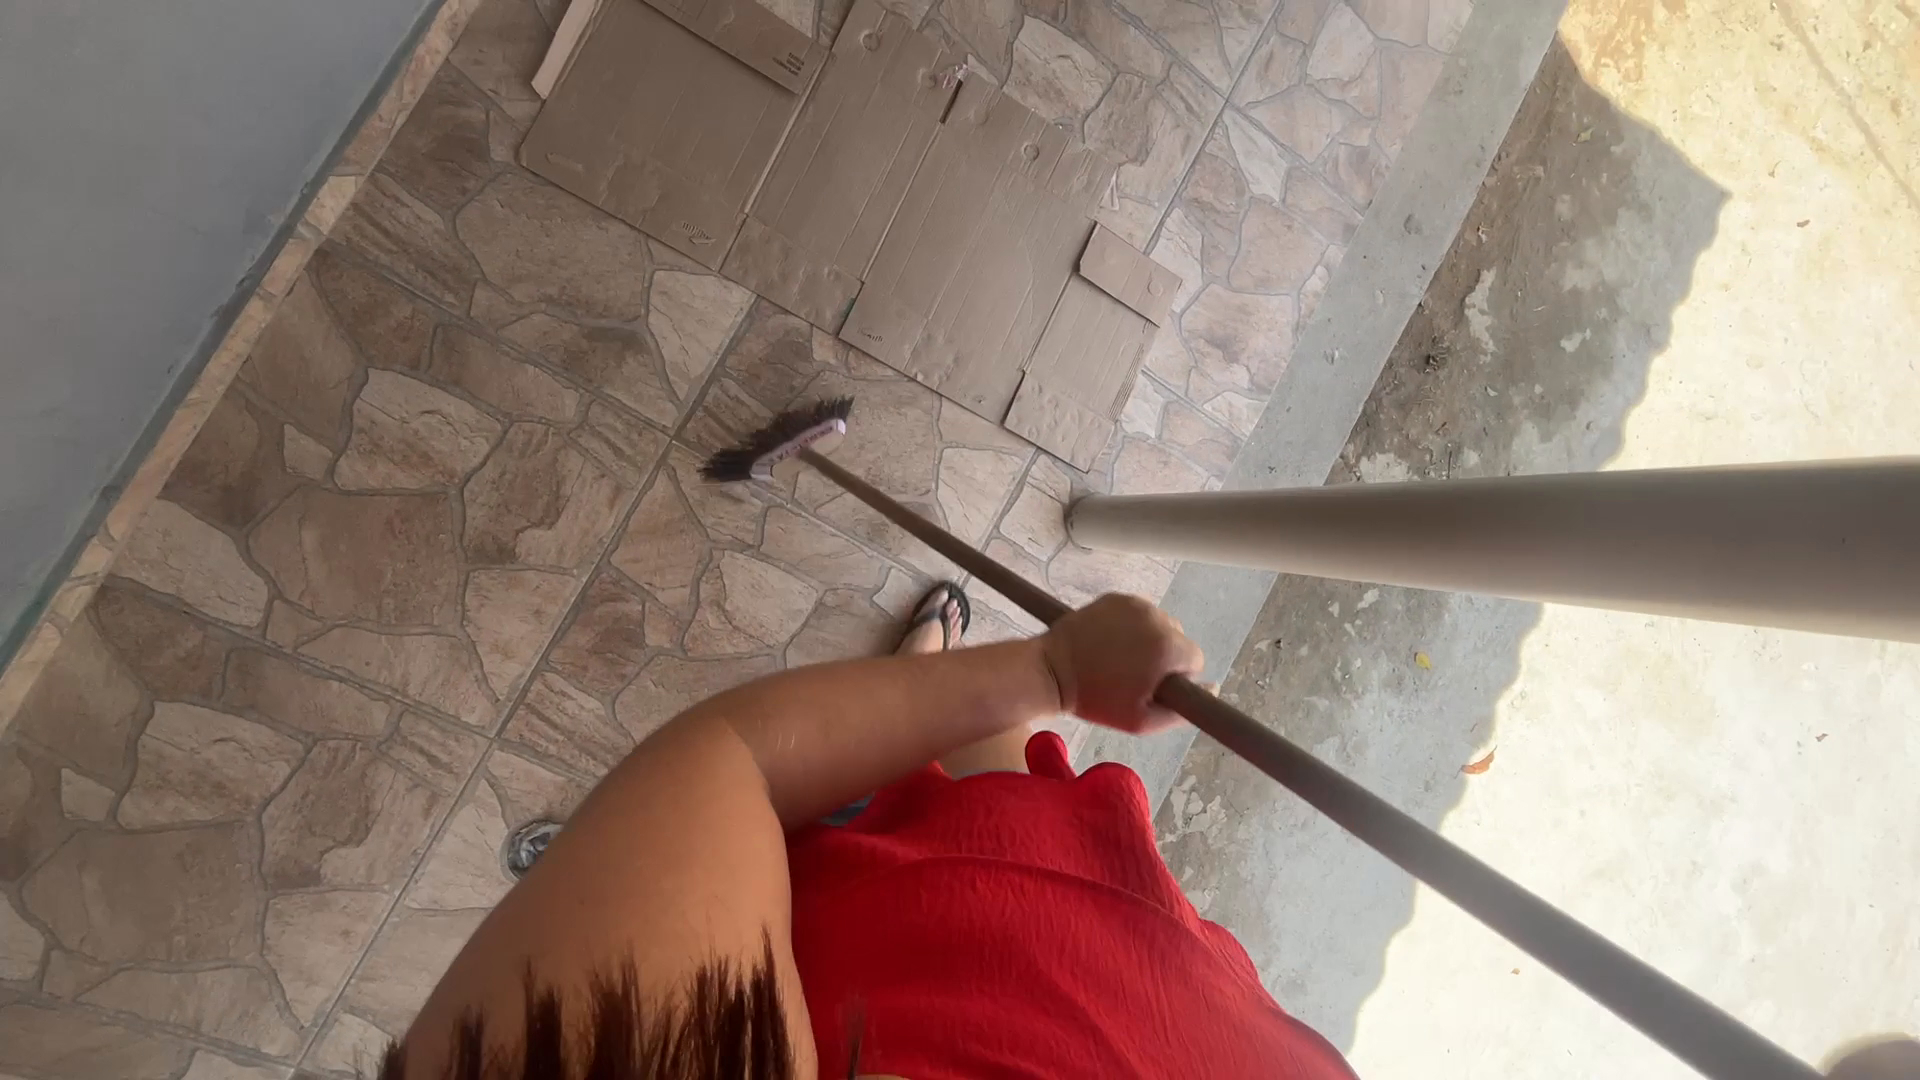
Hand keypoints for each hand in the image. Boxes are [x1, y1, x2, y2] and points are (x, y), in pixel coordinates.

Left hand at [1040, 594, 1203, 733]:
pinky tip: (1109, 641)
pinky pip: (1136, 612)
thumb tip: (1213, 688)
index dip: (1176, 676)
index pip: (1194, 659)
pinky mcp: (1114, 597)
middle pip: (1177, 637)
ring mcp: (1133, 603)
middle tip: (1131, 673)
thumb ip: (1182, 712)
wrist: (1052, 670)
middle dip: (1162, 655)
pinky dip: (1129, 624)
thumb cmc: (1097, 699)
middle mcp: (1156, 617)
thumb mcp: (1141, 721)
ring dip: (1146, 638)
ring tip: (1118, 656)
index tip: (1150, 685)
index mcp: (1168, 646)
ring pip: (1157, 623)